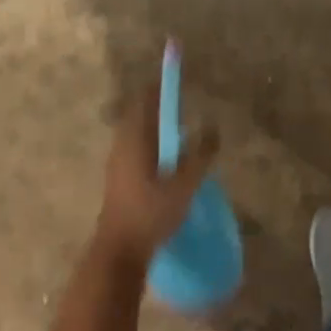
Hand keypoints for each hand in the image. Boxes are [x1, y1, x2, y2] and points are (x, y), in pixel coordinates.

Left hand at [93, 82, 218, 263]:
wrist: (119, 250)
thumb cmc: (151, 213)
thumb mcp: (183, 185)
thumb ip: (200, 155)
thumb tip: (213, 127)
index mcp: (134, 138)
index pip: (146, 100)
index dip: (160, 86)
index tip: (177, 79)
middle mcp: (121, 143)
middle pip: (140, 114)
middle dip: (160, 107)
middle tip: (184, 107)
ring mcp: (117, 161)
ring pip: (137, 133)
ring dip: (156, 127)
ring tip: (181, 134)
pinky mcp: (118, 177)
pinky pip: (136, 148)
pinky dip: (152, 144)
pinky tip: (168, 162)